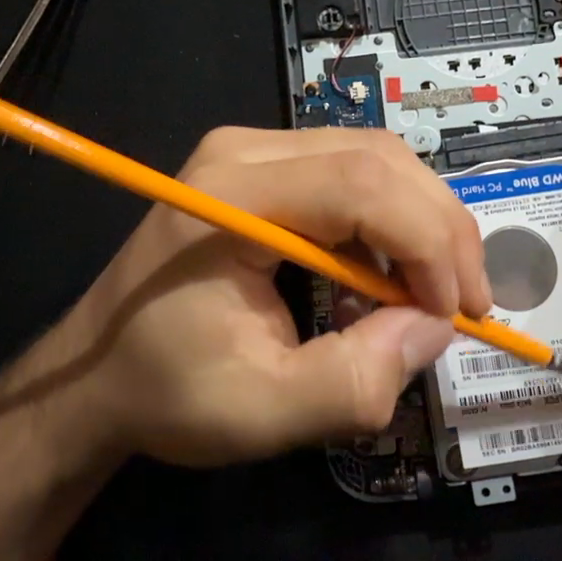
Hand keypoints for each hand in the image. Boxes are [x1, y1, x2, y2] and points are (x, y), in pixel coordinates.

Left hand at [65, 126, 491, 466]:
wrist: (94, 370)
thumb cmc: (166, 389)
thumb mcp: (261, 410)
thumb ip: (354, 380)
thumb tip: (433, 329)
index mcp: (234, 194)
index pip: (360, 182)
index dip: (426, 240)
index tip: (455, 313)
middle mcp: (245, 149)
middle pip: (377, 158)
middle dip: (438, 228)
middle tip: (466, 303)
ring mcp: (252, 150)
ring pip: (373, 159)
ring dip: (419, 223)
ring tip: (428, 296)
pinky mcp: (262, 167)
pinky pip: (352, 173)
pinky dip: (388, 222)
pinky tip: (381, 278)